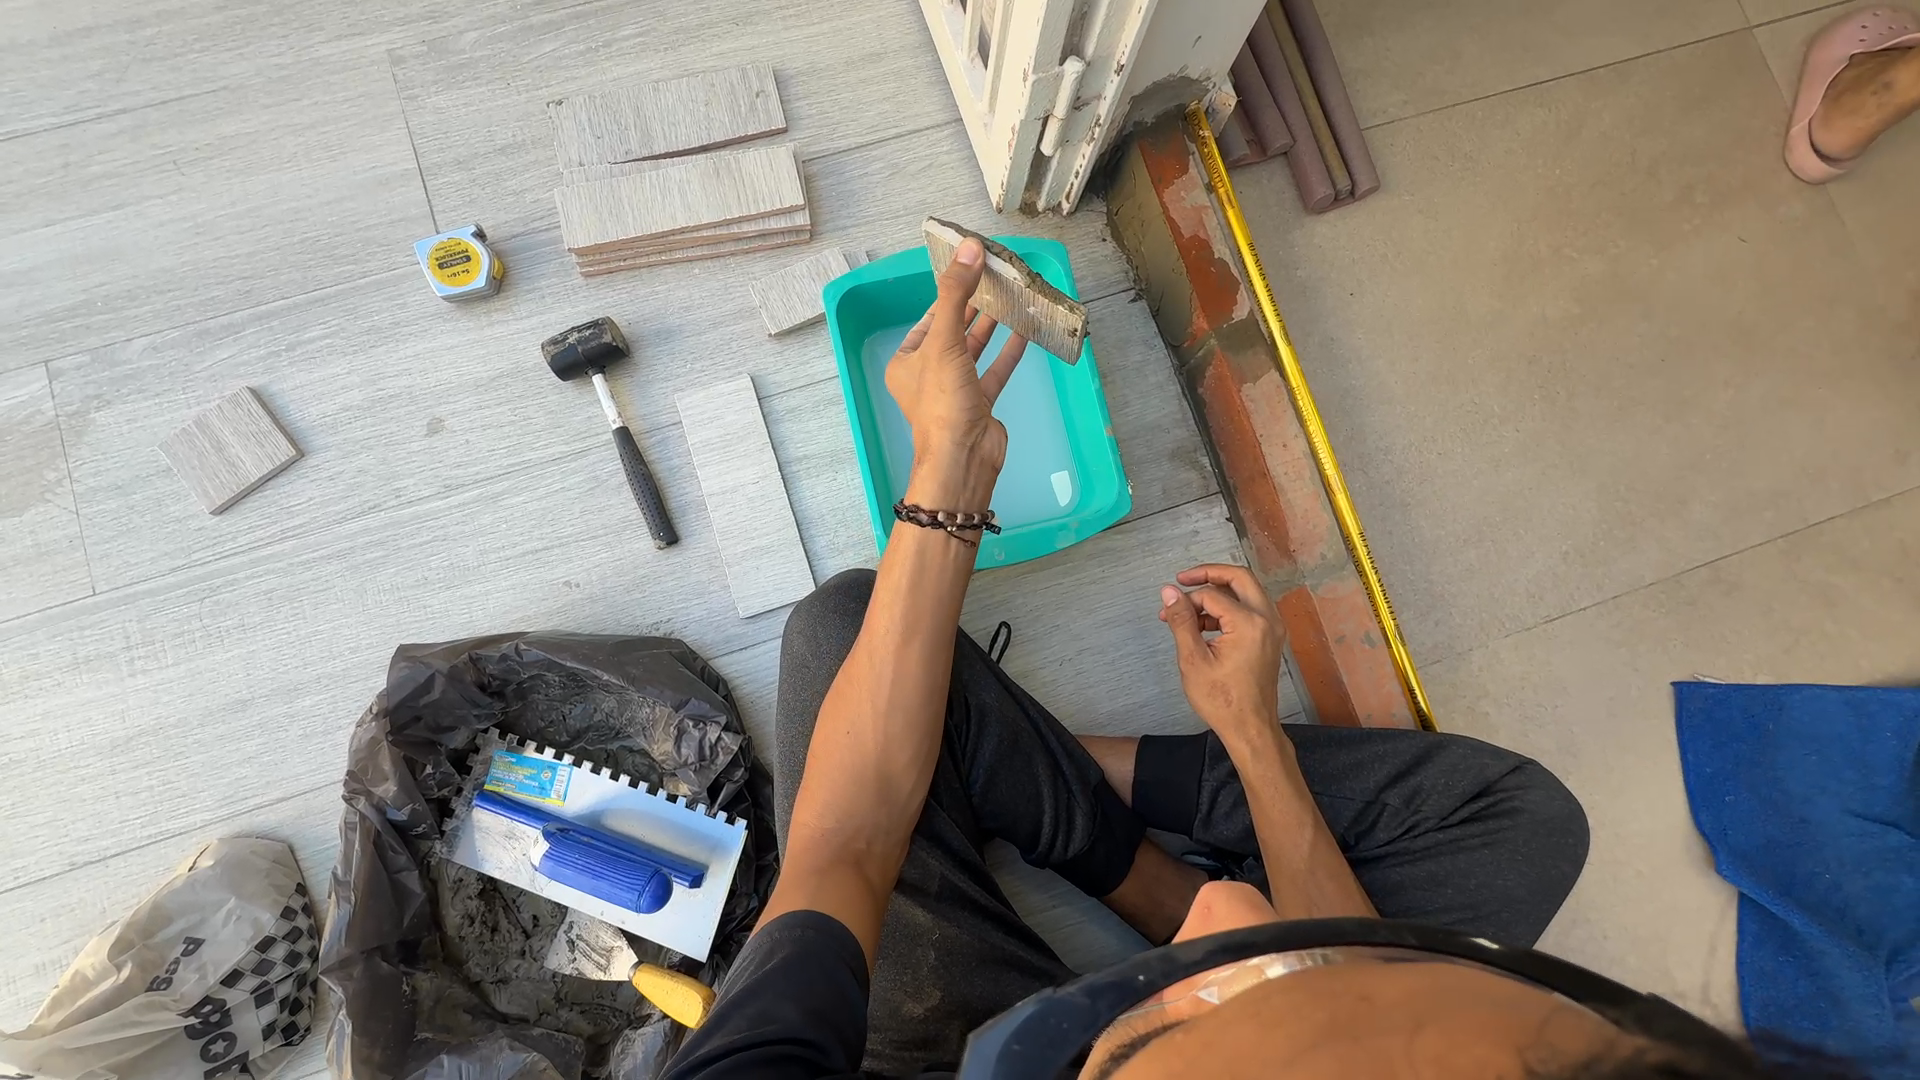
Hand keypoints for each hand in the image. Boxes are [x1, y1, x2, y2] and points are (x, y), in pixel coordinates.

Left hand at [887, 238, 1027, 507]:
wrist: (963, 456)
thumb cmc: (943, 400)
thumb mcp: (944, 341)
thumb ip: (957, 294)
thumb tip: (970, 248)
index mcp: (906, 362)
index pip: (929, 319)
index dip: (949, 294)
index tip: (970, 271)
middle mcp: (927, 376)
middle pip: (953, 333)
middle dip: (974, 308)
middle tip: (995, 280)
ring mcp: (954, 391)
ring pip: (974, 351)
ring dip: (992, 327)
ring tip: (1010, 299)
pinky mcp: (979, 404)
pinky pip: (994, 371)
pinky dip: (1007, 352)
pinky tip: (1023, 331)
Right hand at [1159, 564, 1286, 743]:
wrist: (1250, 728)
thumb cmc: (1222, 700)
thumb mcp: (1193, 659)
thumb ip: (1181, 620)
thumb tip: (1169, 592)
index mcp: (1249, 624)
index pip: (1212, 594)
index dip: (1187, 599)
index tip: (1167, 610)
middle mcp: (1267, 620)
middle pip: (1239, 578)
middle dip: (1208, 575)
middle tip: (1183, 579)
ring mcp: (1272, 628)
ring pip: (1246, 591)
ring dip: (1217, 592)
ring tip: (1189, 610)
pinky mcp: (1270, 637)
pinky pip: (1250, 608)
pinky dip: (1227, 607)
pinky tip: (1204, 624)